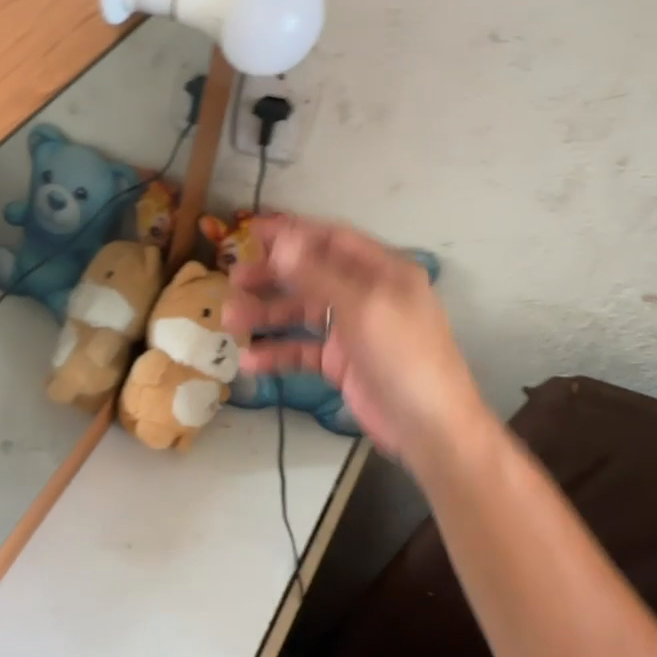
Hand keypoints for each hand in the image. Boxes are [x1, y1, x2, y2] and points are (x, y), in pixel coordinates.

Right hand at [225, 216, 490, 464]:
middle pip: (311, 276)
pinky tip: (249, 360)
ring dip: (266, 315)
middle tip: (234, 279)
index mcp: (383, 271)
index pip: (332, 241)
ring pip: (301, 314)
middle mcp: (367, 295)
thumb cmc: (403, 356)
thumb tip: (281, 243)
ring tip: (230, 320)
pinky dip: (276, 353)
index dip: (293, 234)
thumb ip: (318, 275)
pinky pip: (301, 351)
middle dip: (272, 276)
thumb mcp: (362, 307)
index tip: (251, 232)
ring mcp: (352, 330)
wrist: (426, 424)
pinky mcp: (340, 363)